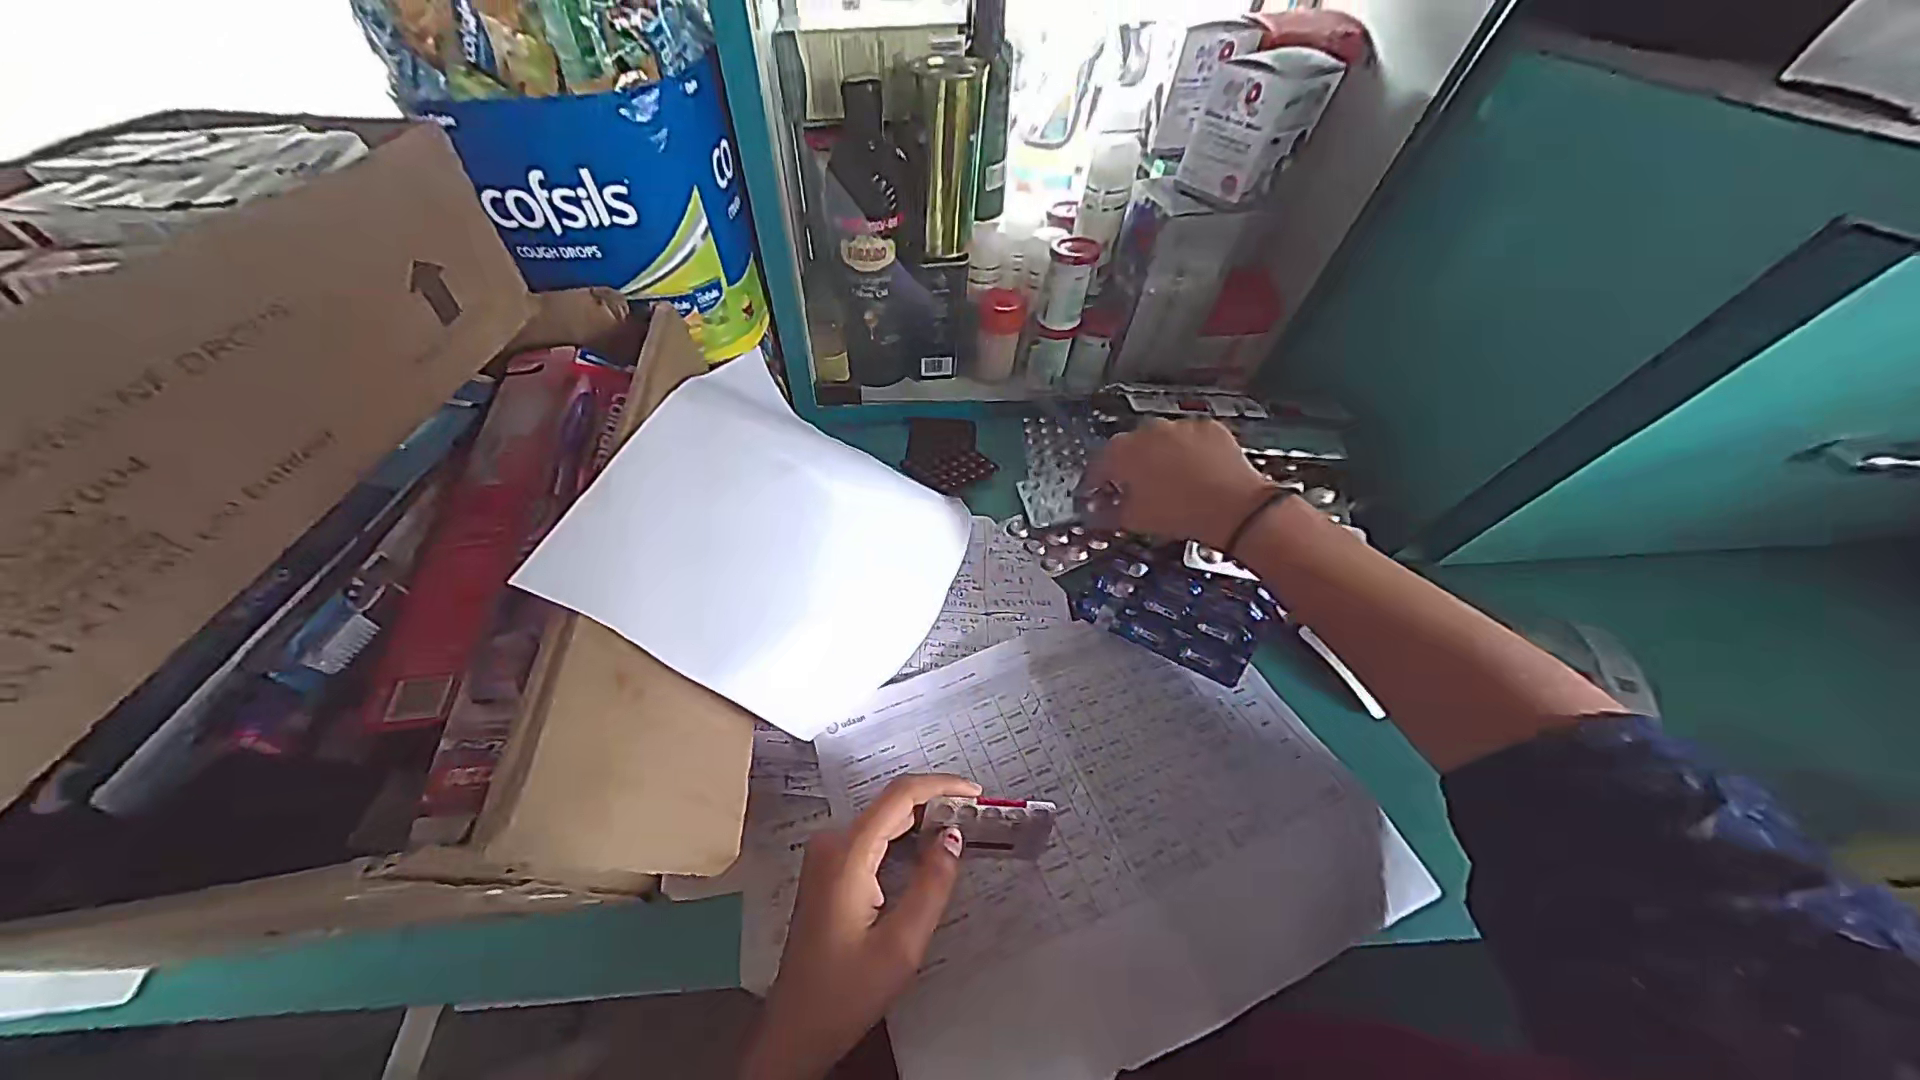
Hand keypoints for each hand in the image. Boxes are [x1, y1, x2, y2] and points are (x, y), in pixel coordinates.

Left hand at [740, 774, 980, 1079]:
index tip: (974, 792)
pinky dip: (903, 834)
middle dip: (935, 801)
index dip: (941, 785)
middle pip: (891, 803)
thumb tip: (953, 836)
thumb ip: (932, 884)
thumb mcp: (902, 945)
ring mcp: (826, 853)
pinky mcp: (828, 866)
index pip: (899, 796)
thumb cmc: (845, 993)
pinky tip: (926, 846)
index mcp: (847, 854)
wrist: (795, 1027)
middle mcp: (832, 842)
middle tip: (974, 814)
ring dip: (921, 818)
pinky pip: (872, 835)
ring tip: (958, 828)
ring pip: (883, 818)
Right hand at [1084, 417, 1276, 548]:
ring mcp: (1180, 427)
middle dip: (1129, 467)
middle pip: (1129, 447)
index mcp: (1122, 452)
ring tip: (1168, 483)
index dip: (1095, 482)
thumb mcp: (1133, 519)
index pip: (1098, 464)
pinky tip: (1193, 473)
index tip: (1098, 492)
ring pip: (1161, 440)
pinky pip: (1190, 438)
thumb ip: (1108, 511)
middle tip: (1135, 490)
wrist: (1233, 507)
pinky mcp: (1208, 428)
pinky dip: (1188, 452)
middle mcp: (1149, 432)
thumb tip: (1099, 511)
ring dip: (1160, 456)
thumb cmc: (1183, 511)